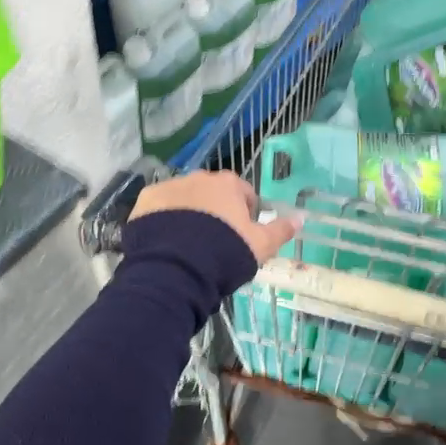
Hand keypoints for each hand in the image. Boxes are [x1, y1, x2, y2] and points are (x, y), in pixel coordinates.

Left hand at [130, 171, 299, 263]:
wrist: (178, 266)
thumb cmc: (226, 252)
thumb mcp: (261, 246)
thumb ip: (281, 230)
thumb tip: (301, 218)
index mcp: (228, 184)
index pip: (243, 193)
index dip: (244, 214)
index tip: (241, 235)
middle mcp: (198, 177)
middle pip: (210, 193)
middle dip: (213, 211)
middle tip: (214, 242)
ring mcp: (168, 187)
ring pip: (183, 199)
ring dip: (187, 215)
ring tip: (188, 246)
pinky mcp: (144, 202)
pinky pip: (157, 209)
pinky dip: (162, 221)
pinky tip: (165, 243)